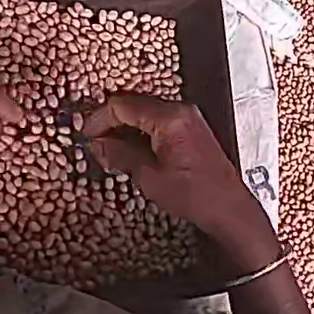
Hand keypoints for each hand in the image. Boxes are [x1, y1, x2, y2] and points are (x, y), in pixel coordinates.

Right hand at [81, 95, 276, 267]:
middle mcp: (181, 111)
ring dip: (126, 128)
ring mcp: (189, 118)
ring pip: (146, 113)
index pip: (123, 105)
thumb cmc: (197, 196)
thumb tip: (99, 144)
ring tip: (110, 150)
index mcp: (170, 119)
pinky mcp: (193, 129)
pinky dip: (143, 132)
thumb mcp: (150, 178)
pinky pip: (160, 122)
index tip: (85, 133)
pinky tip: (132, 151)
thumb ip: (121, 155)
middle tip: (94, 142)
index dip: (99, 119)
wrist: (228, 208)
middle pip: (135, 105)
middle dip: (111, 123)